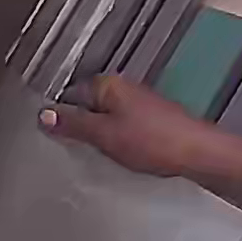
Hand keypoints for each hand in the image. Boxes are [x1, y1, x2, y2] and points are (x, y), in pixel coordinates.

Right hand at [38, 74, 241, 180]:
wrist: (198, 153)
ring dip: (98, 135)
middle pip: (87, 105)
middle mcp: (122, 87)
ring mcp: (137, 102)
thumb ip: (72, 124)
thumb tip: (43, 115)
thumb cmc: (152, 142)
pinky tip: (118, 155)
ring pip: (104, 118)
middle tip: (73, 150)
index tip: (54, 138)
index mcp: (107, 84)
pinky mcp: (149, 118)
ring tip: (96, 155)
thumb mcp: (103, 135)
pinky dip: (115, 140)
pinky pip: (121, 126)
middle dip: (79, 126)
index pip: (69, 95)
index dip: (60, 117)